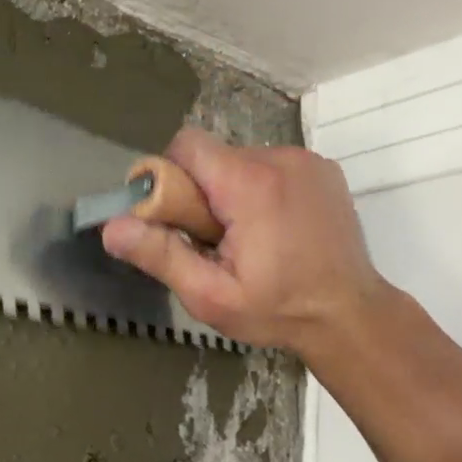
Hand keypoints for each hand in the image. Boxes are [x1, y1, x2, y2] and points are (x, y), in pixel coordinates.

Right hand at [101, 127, 387, 355]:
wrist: (350, 316)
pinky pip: (273, 169)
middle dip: (203, 194)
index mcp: (249, 184)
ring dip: (233, 195)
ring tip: (249, 244)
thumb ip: (161, 256)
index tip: (175, 220)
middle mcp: (280, 158)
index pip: (187, 146)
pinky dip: (263, 193)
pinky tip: (275, 233)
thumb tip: (111, 227)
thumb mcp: (210, 296)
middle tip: (214, 245)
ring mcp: (307, 161)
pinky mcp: (324, 170)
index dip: (169, 178)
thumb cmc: (277, 311)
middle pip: (215, 158)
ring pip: (243, 163)